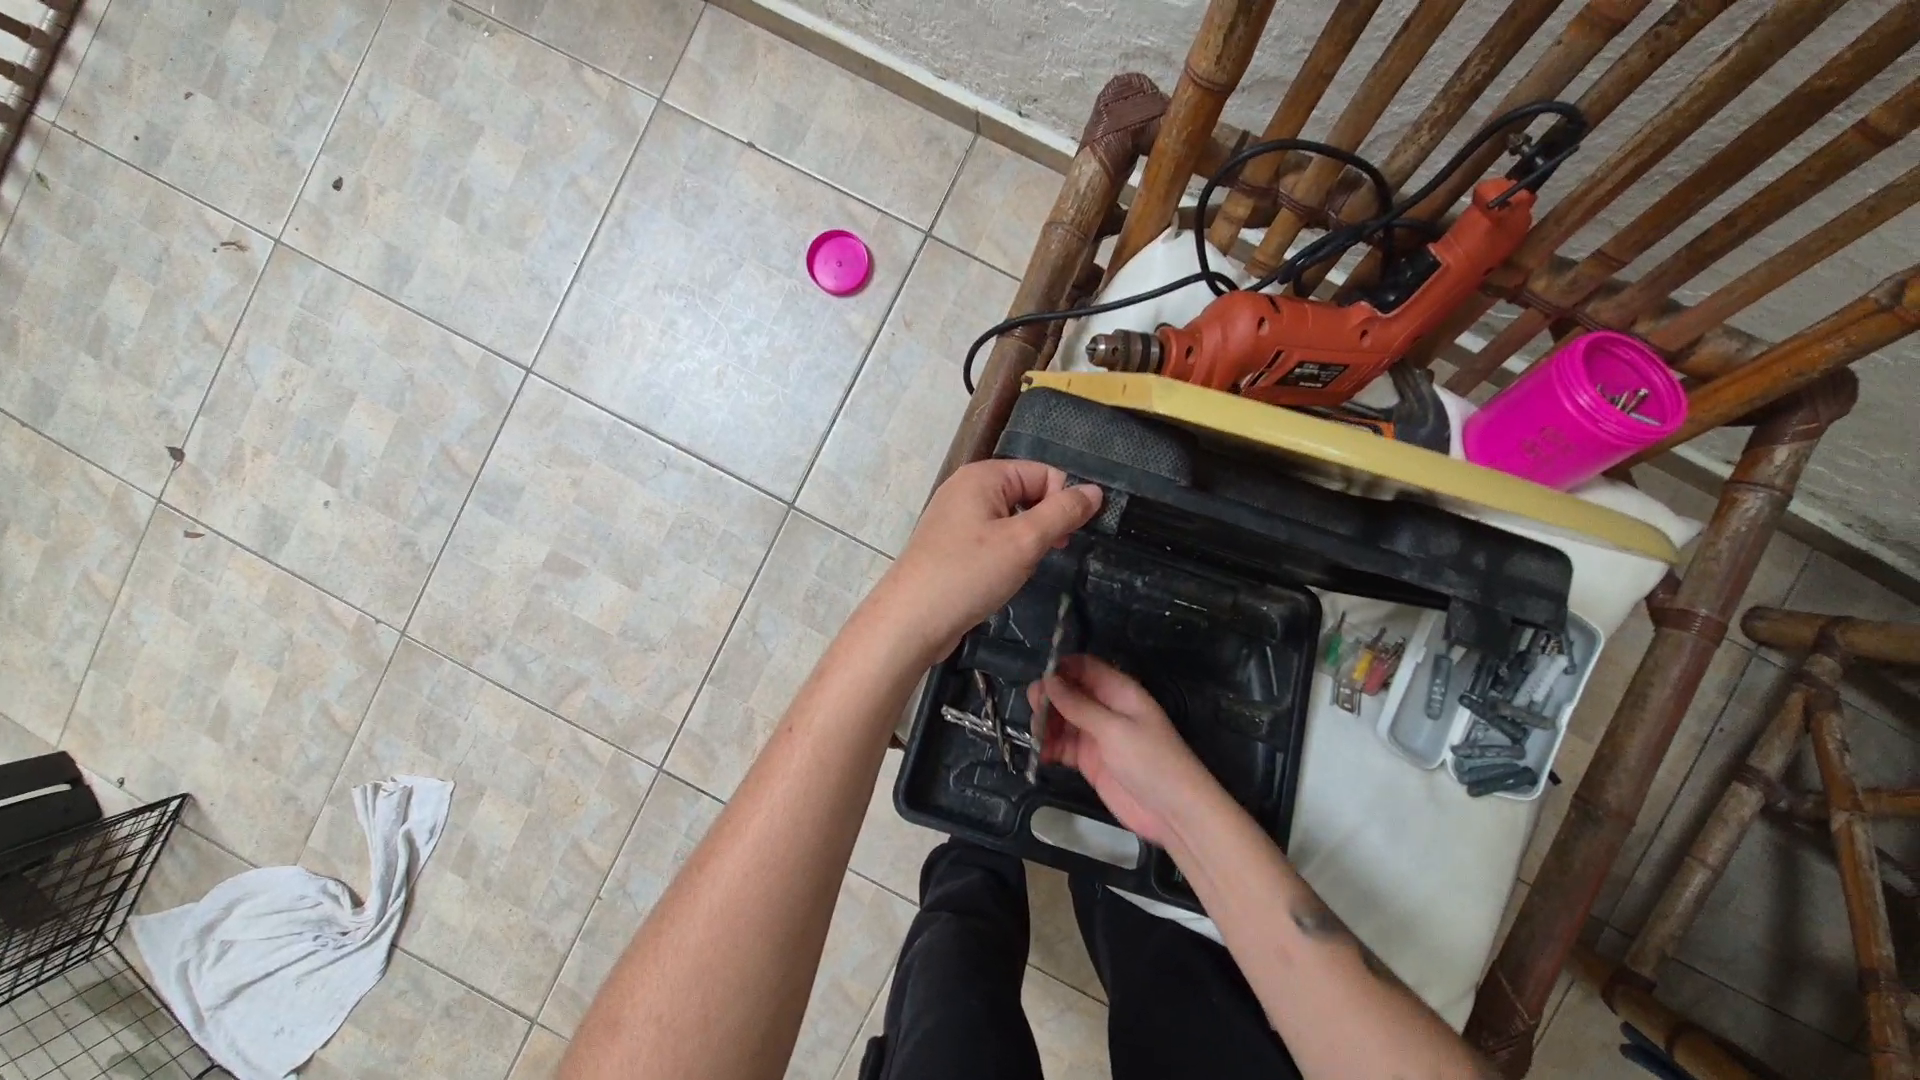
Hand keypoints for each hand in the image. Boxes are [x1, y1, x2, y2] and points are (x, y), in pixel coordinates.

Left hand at [868, 461, 1101, 663]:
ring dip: (1024, 547)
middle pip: (1027, 495)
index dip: (1061, 502)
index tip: (1063, 539)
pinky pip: (992, 542)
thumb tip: (1095, 491)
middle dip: (1042, 526)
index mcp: (983, 476)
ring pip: (1011, 523)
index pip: (1043, 473)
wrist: (911, 621)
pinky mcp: (951, 547)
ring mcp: (955, 519)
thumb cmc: (968, 574)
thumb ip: (1063, 513)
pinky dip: (1004, 559)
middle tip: (1041, 557)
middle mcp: (967, 489)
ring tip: (1013, 573)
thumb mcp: (1024, 541)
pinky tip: (997, 582)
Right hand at [1028, 656, 1224, 849]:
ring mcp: (1097, 736)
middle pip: (1068, 693)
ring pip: (1062, 720)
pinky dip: (1050, 749)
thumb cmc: (1151, 761)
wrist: (1173, 811)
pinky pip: (1063, 747)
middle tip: (1034, 711)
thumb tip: (1048, 680)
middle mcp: (1105, 709)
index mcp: (1118, 691)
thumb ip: (1078, 705)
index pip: (1084, 668)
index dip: (1061, 669)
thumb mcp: (1114, 729)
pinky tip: (1041, 756)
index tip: (1040, 680)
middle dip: (1049, 699)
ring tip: (1037, 738)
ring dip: (1046, 725)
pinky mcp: (1090, 761)